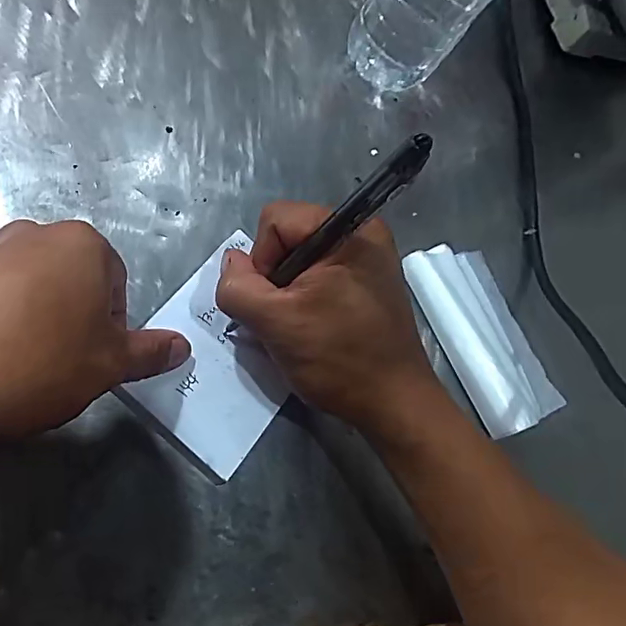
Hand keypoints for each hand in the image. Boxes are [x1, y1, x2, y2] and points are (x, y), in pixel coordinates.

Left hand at [0, 219, 188, 454]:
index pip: (116, 283)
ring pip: (30, 286)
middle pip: (73, 278)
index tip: (91, 357)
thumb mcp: (108, 367)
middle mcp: (32, 233)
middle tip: (61, 362)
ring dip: (35, 318)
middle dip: (74, 316)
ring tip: (19, 363)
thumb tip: (181, 346)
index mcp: (81, 244)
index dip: (111, 325)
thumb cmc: (35, 368)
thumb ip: (150, 352)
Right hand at [216, 202, 443, 435]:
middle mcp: (363, 235)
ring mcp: (368, 264)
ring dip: (287, 299)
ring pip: (299, 266)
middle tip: (286, 322)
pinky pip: (319, 283)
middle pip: (287, 241)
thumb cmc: (340, 360)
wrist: (393, 404)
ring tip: (300, 332)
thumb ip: (239, 287)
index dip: (262, 261)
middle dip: (274, 282)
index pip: (275, 220)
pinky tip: (314, 334)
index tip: (275, 303)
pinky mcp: (367, 289)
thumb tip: (232, 263)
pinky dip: (305, 306)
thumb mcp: (276, 322)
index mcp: (350, 229)